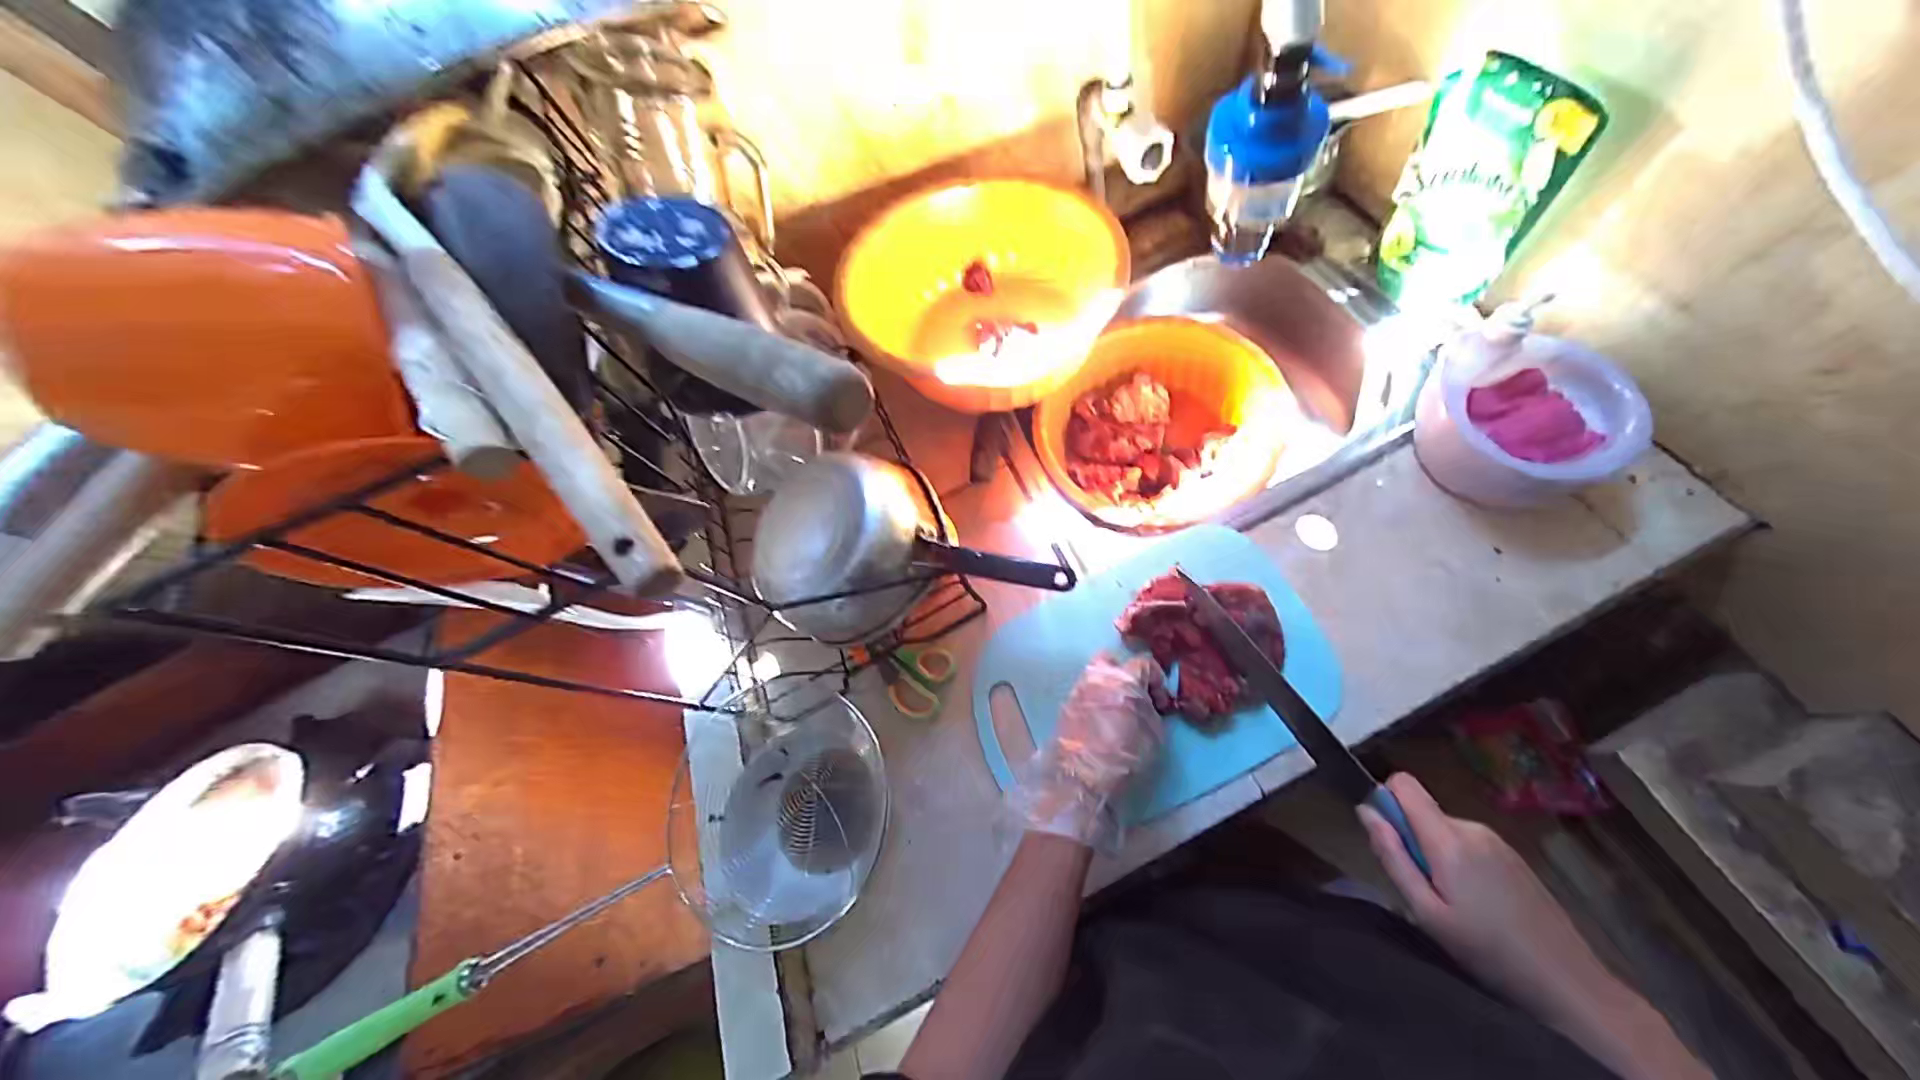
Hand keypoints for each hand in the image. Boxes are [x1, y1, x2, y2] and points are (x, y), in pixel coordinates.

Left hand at [1011, 652, 1165, 847]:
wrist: (1082, 779)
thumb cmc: (1126, 756)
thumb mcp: (1156, 734)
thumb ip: (1153, 710)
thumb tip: (1149, 705)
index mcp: (1123, 678)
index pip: (1145, 663)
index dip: (1158, 680)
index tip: (1162, 702)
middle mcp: (1097, 677)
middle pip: (1112, 661)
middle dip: (1126, 674)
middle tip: (1136, 698)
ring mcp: (1077, 691)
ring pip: (1095, 677)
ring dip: (1108, 689)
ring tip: (1119, 713)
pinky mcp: (1064, 708)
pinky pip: (1084, 695)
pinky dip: (1095, 702)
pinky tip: (1102, 723)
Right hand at [1357, 774, 1613, 1019]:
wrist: (1571, 984)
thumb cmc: (1489, 951)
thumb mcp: (1426, 912)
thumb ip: (1392, 856)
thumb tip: (1365, 811)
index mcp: (1449, 838)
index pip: (1404, 783)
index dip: (1386, 802)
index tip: (1389, 839)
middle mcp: (1473, 828)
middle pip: (1421, 811)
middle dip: (1411, 840)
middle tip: (1425, 890)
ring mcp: (1498, 841)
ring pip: (1443, 829)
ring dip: (1436, 855)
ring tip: (1454, 903)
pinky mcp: (1514, 857)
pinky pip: (1467, 843)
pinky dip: (1459, 863)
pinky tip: (1479, 905)